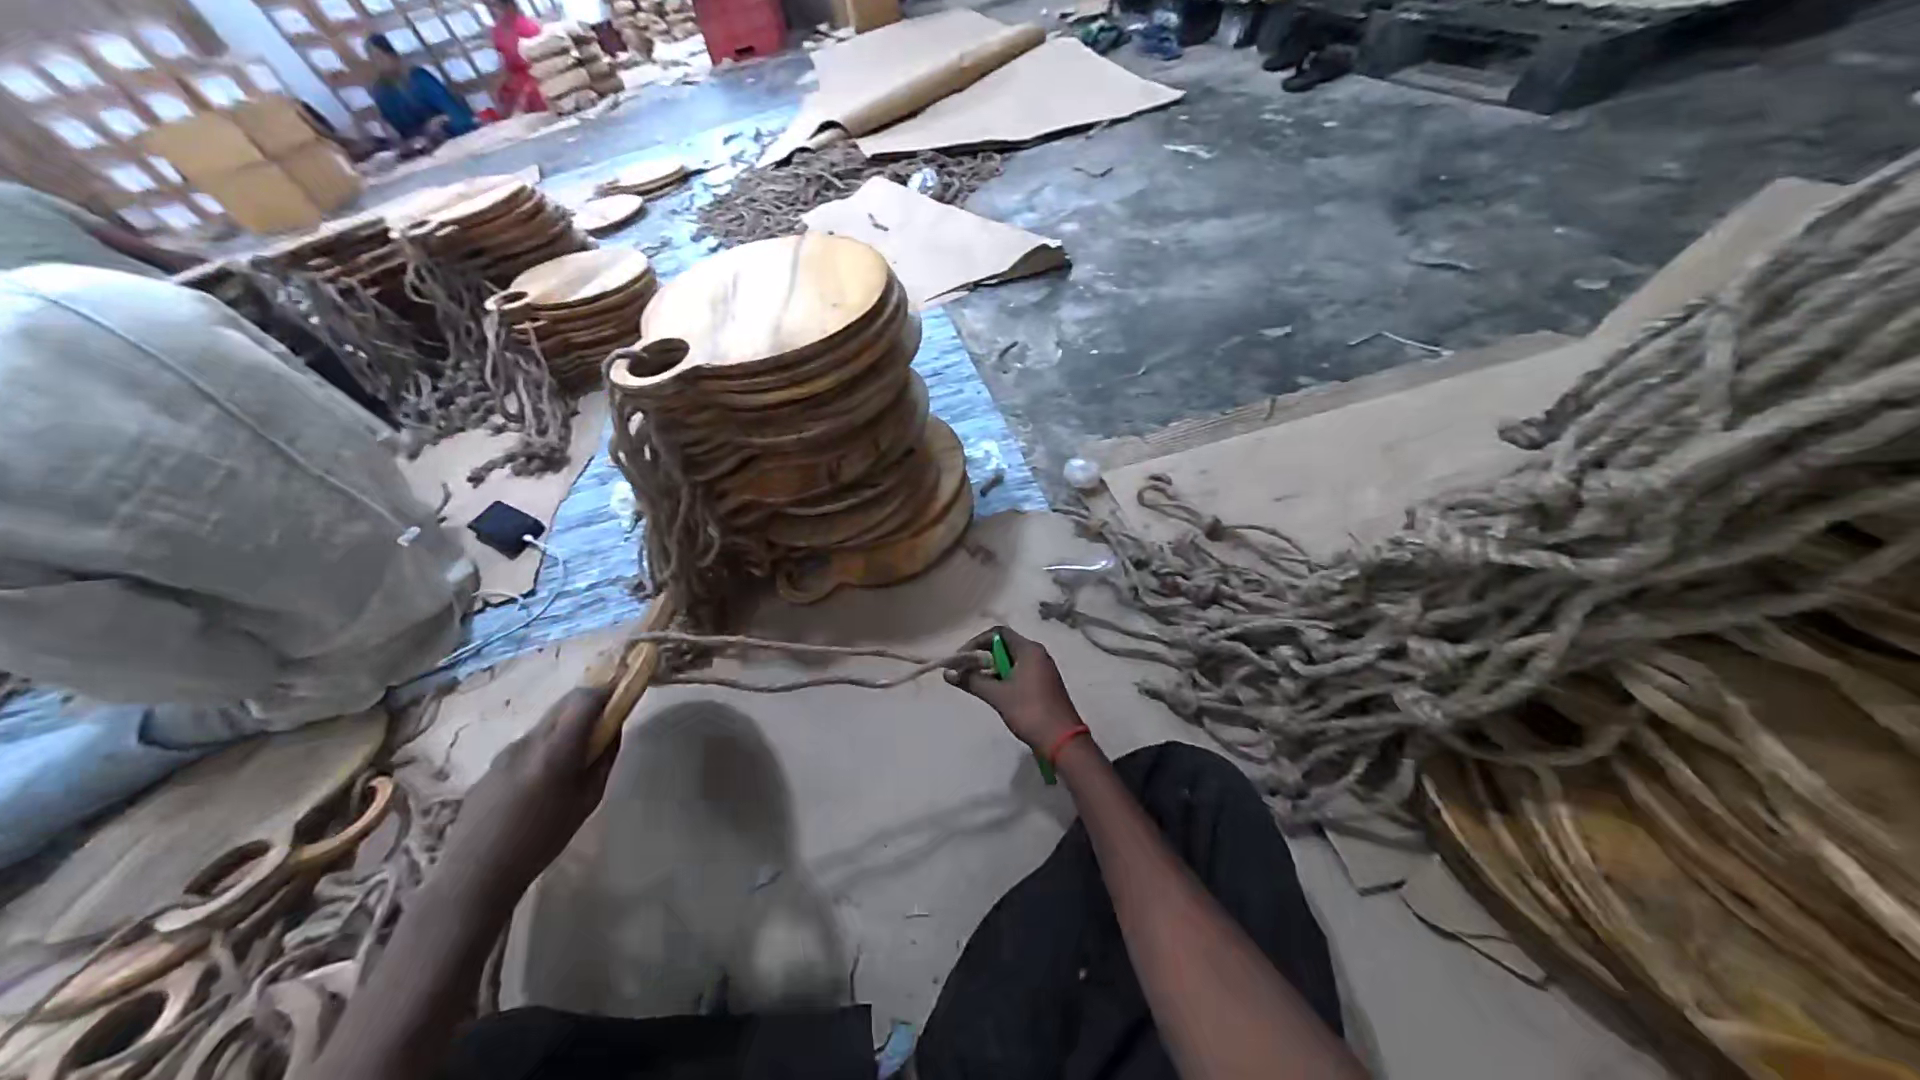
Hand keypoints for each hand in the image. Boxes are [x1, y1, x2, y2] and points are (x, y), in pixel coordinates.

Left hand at [433, 687, 615, 913]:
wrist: (475, 873)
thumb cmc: (542, 841)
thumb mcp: (587, 801)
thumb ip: (603, 759)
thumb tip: (613, 729)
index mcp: (556, 749)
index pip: (585, 698)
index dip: (608, 692)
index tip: (623, 697)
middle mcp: (529, 741)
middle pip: (566, 702)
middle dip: (590, 703)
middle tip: (607, 722)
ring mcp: (506, 750)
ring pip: (547, 721)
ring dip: (568, 724)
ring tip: (577, 756)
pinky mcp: (492, 764)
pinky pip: (530, 741)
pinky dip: (548, 743)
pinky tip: (546, 778)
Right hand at [947, 626, 1083, 751]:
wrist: (1062, 741)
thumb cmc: (1030, 712)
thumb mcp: (998, 695)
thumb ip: (972, 681)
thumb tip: (947, 673)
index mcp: (1029, 650)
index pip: (998, 633)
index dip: (976, 642)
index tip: (960, 658)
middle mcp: (1037, 654)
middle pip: (1004, 646)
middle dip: (982, 657)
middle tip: (964, 672)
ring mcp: (1042, 670)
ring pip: (1011, 660)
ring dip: (991, 669)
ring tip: (975, 683)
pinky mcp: (1044, 685)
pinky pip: (1019, 673)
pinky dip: (1004, 678)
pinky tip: (993, 692)